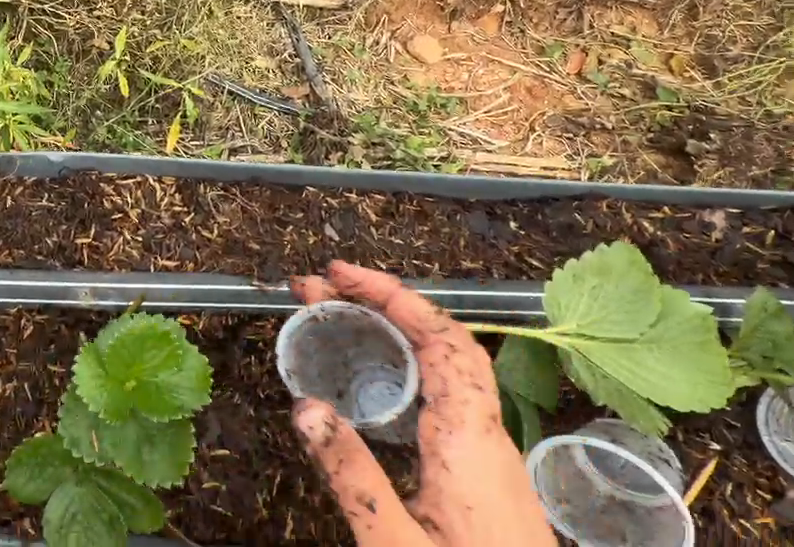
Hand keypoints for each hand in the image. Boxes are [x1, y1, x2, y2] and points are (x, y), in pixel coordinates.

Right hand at [289, 261, 556, 546]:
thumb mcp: (397, 546)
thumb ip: (352, 476)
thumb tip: (304, 405)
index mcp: (469, 442)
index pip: (442, 341)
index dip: (393, 295)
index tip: (336, 274)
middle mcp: (486, 436)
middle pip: (443, 343)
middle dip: (381, 301)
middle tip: (315, 288)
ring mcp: (489, 455)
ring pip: (446, 366)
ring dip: (390, 328)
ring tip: (330, 314)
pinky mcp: (481, 473)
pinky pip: (442, 392)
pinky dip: (401, 360)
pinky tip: (367, 373)